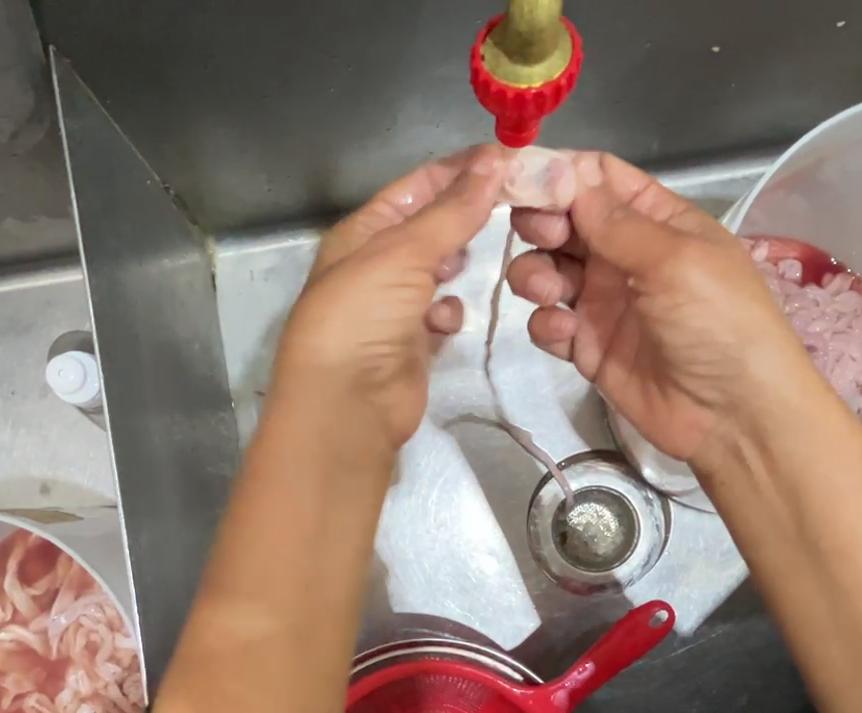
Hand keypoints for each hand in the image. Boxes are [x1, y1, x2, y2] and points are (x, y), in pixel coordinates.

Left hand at [270, 145, 509, 453]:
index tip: (508, 159)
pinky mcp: (409, 344)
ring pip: (436, 272)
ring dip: (455, 267)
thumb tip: (494, 163)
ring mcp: (390, 307)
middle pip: (429, 228)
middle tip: (514, 207)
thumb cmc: (363, 315)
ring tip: (473, 264)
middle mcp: (373, 265)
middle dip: (464, 219)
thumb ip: (451, 211)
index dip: (458, 171)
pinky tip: (445, 322)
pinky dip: (446, 315)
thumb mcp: (403, 251)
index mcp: (361, 232)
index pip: (415, 188)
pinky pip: (438, 316)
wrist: (347, 403)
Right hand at [506, 153, 810, 464]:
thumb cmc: (718, 322)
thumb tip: (567, 175)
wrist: (730, 414)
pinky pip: (549, 323)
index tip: (524, 179)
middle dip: (541, 224)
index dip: (560, 173)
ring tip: (548, 292)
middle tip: (542, 238)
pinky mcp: (587, 347)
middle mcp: (623, 256)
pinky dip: (545, 323)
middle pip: (564, 222)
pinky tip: (564, 333)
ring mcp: (602, 303)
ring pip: (547, 272)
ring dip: (535, 274)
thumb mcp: (674, 260)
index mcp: (656, 221)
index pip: (599, 179)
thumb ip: (616, 223)